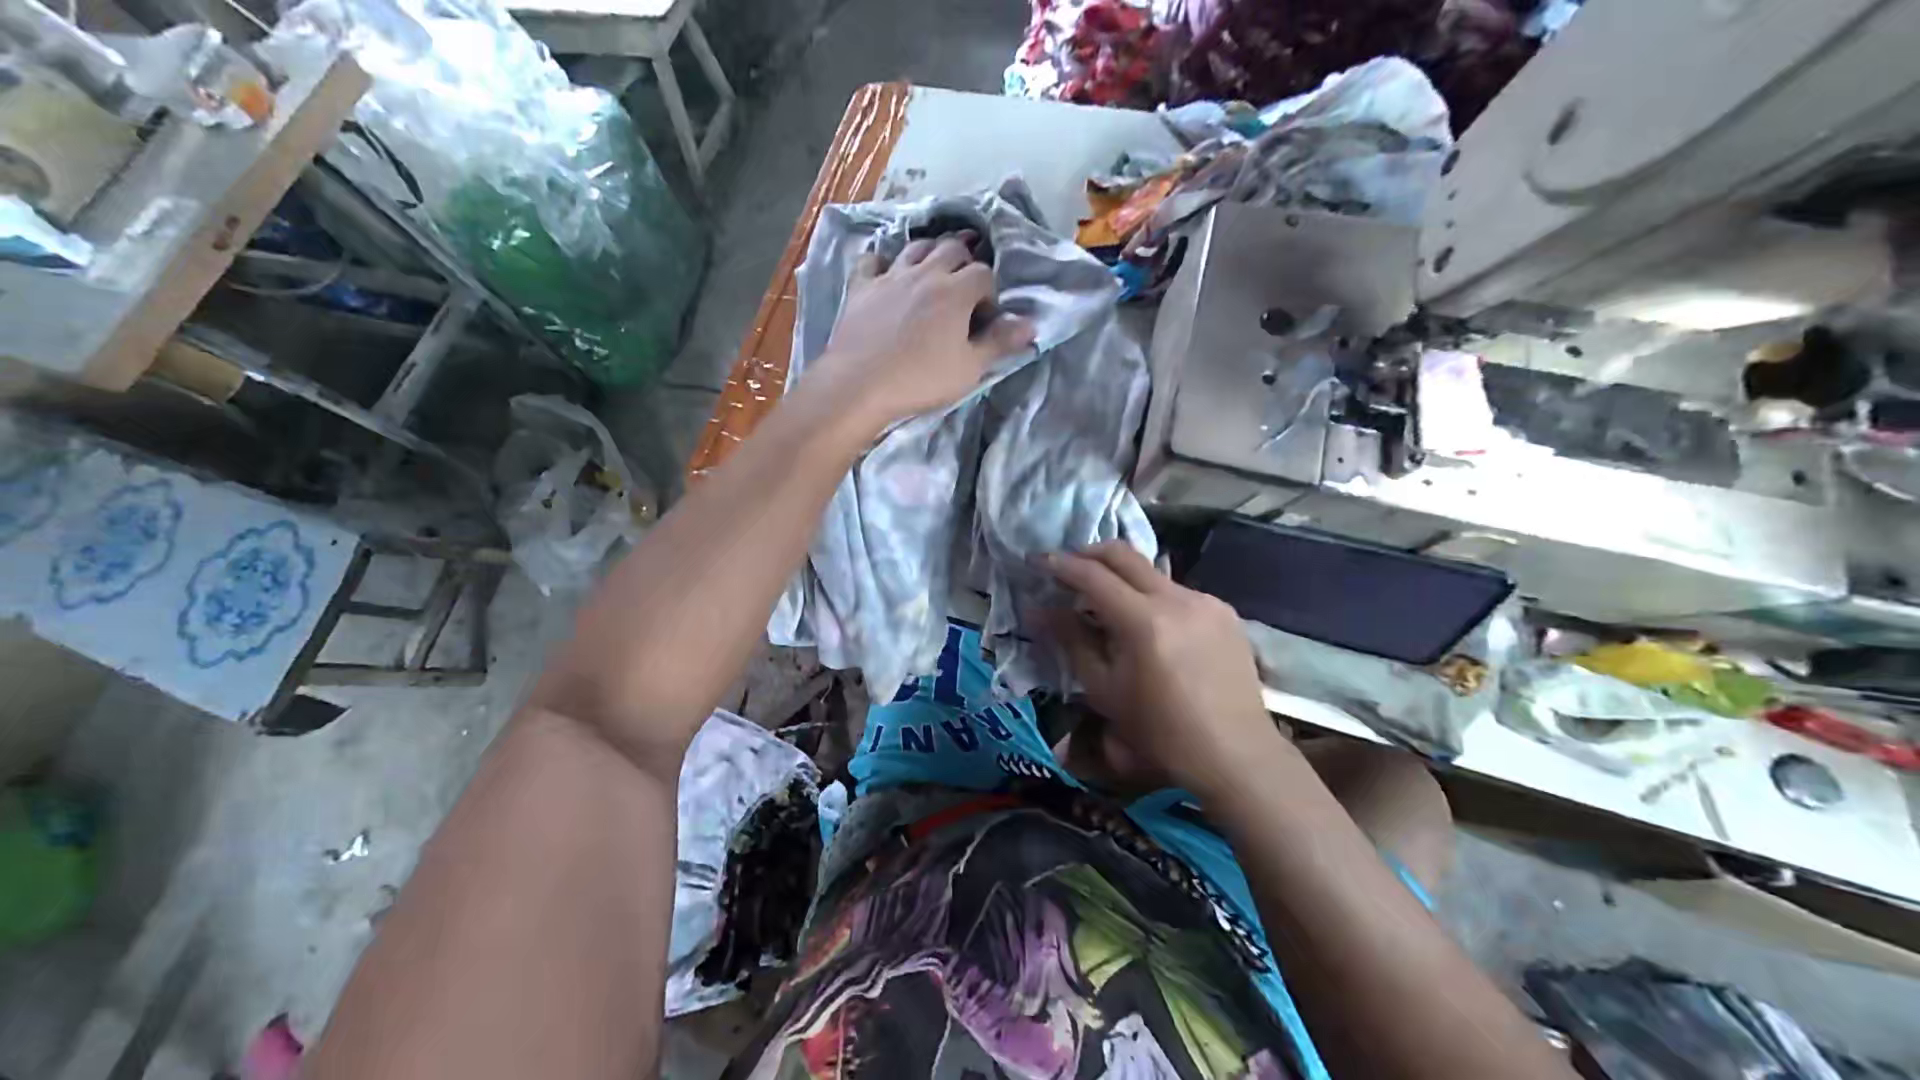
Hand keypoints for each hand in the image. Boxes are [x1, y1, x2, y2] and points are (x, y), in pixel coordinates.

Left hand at [808, 234, 1035, 427]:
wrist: (860, 384)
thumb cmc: (921, 380)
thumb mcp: (969, 368)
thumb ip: (999, 343)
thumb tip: (1030, 324)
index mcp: (956, 291)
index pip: (984, 274)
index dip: (989, 294)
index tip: (984, 319)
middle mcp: (925, 273)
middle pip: (952, 248)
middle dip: (964, 263)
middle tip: (962, 292)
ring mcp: (890, 276)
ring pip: (915, 247)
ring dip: (929, 255)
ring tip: (933, 277)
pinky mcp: (861, 286)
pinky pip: (873, 260)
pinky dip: (884, 263)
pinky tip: (887, 275)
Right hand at [1045, 542, 1281, 797]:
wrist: (1234, 754)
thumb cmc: (1160, 732)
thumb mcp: (1104, 690)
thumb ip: (1071, 641)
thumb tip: (1039, 610)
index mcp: (1144, 620)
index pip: (1093, 575)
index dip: (1061, 564)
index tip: (1038, 561)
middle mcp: (1177, 598)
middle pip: (1124, 554)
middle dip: (1089, 553)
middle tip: (1066, 566)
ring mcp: (1206, 601)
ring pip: (1152, 572)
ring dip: (1122, 577)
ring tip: (1104, 602)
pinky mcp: (1225, 612)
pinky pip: (1178, 592)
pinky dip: (1152, 597)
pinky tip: (1147, 624)